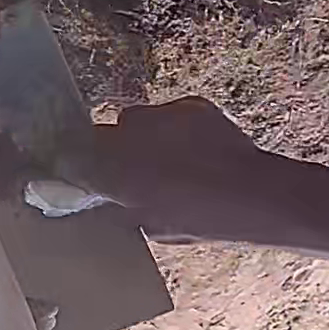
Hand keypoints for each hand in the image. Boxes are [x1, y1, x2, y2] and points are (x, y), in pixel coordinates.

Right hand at [74, 97, 282, 241]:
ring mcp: (161, 114)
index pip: (74, 158)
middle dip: (111, 151)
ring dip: (144, 136)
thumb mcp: (152, 225)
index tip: (85, 175)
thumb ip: (125, 206)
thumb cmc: (203, 221)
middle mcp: (129, 134)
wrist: (254, 195)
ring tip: (170, 160)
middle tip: (132, 171)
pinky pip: (170, 114)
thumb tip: (115, 199)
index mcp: (114, 170)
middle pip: (103, 134)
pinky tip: (195, 149)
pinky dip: (175, 128)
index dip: (78, 166)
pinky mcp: (190, 104)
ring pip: (137, 120)